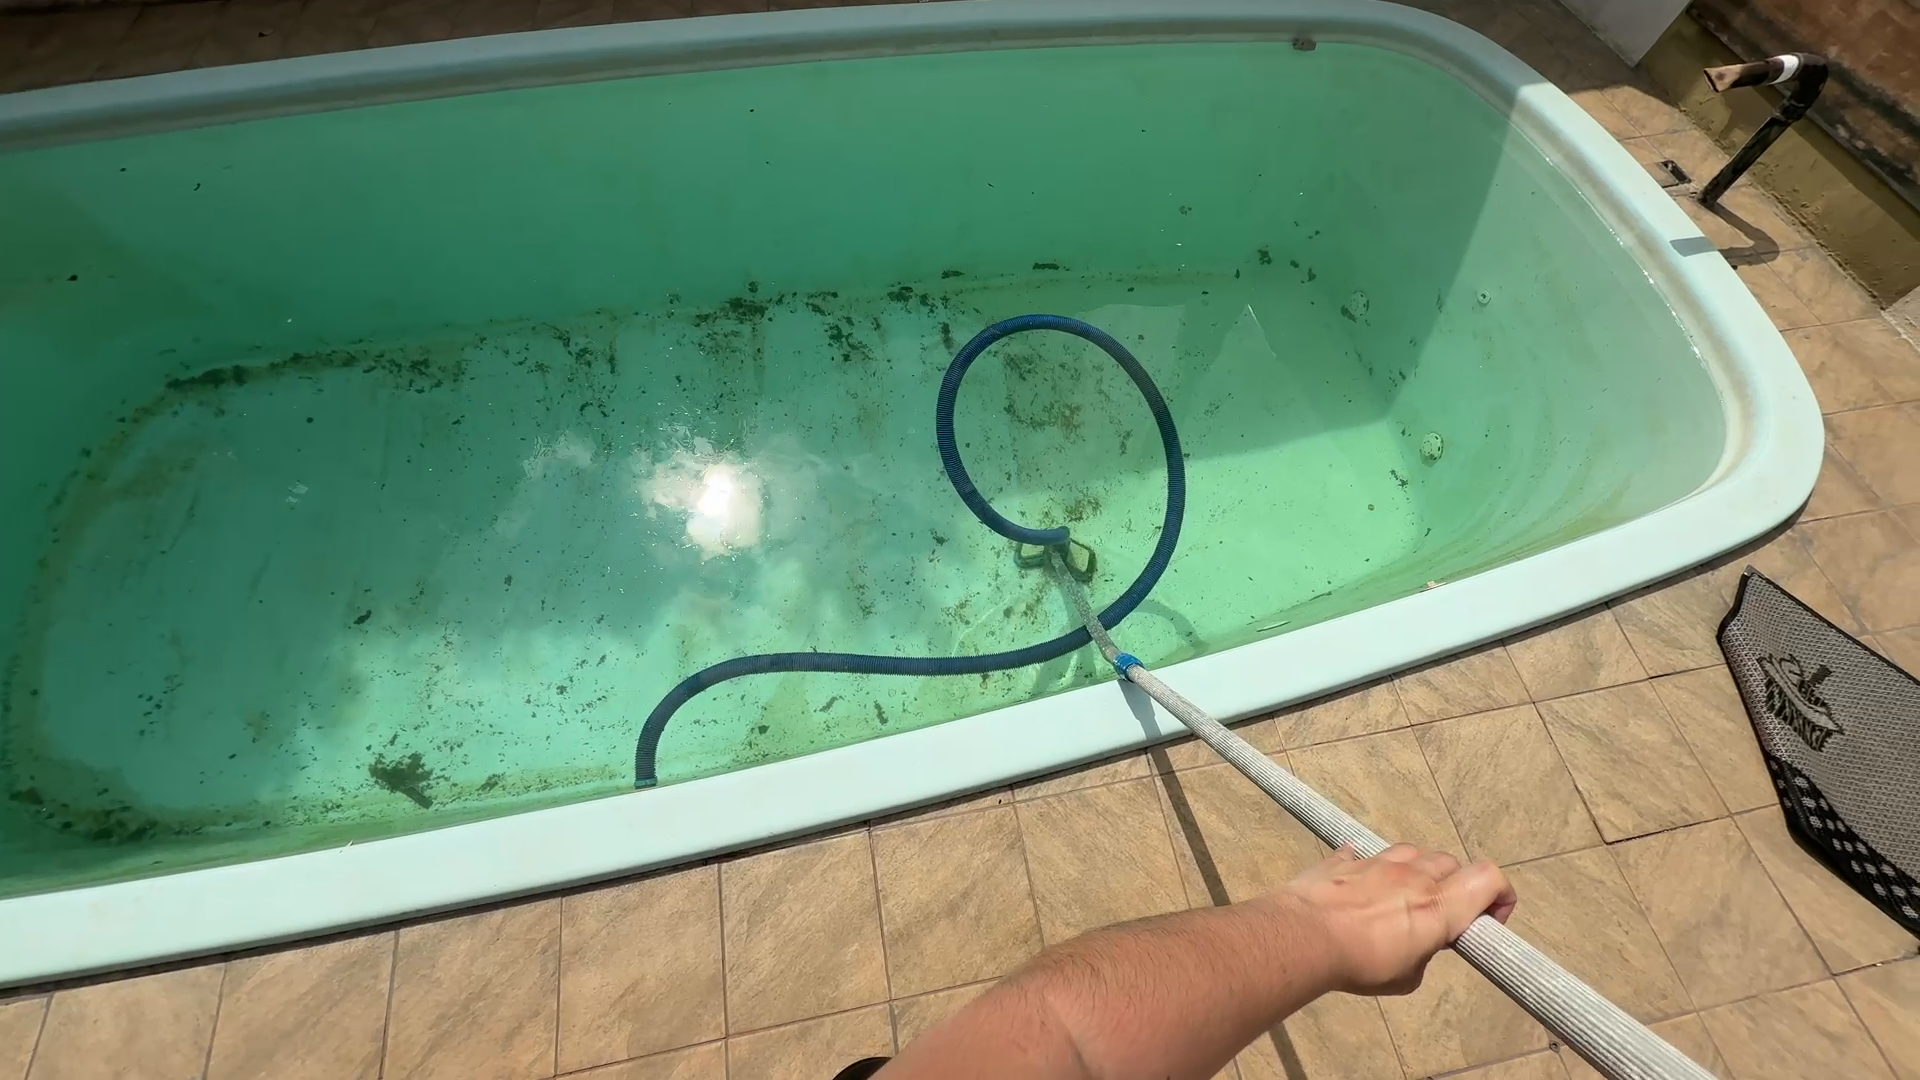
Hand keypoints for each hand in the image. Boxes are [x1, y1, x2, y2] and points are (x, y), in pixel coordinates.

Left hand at [1279, 843, 1516, 995]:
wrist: (1305, 933)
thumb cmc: (1362, 962)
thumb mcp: (1409, 974)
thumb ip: (1423, 948)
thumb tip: (1415, 938)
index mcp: (1438, 905)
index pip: (1487, 876)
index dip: (1499, 894)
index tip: (1489, 919)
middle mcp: (1411, 875)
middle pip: (1449, 861)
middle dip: (1456, 883)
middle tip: (1444, 911)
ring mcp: (1374, 861)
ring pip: (1411, 850)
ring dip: (1417, 868)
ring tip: (1405, 894)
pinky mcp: (1343, 859)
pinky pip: (1364, 854)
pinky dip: (1370, 866)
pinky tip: (1361, 881)